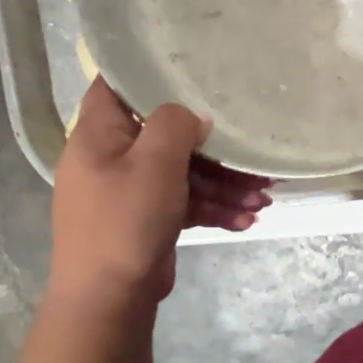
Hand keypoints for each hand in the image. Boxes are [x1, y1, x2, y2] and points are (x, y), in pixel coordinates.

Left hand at [49, 79, 271, 307]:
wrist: (109, 297)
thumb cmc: (125, 219)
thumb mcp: (155, 162)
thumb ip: (177, 124)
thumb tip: (196, 115)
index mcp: (99, 134)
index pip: (118, 86)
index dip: (150, 71)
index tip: (195, 66)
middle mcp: (112, 157)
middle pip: (168, 135)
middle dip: (214, 146)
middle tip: (253, 154)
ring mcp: (130, 191)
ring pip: (185, 172)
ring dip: (225, 183)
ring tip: (264, 199)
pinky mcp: (149, 218)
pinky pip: (186, 202)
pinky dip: (215, 208)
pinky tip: (247, 219)